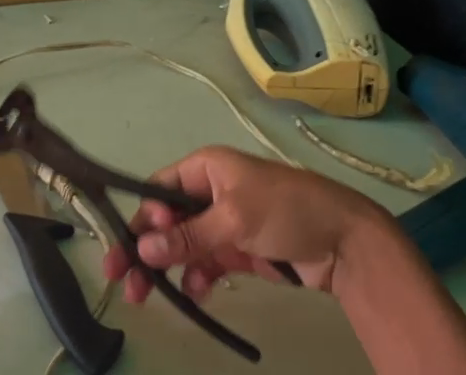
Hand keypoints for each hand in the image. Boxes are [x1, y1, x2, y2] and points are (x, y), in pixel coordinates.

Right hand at [104, 147, 465, 374]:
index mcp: (206, 169)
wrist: (344, 240)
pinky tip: (195, 294)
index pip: (160, 190)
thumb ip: (188, 236)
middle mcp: (211, 192)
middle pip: (166, 220)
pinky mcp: (240, 249)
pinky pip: (206, 262)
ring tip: (148, 297)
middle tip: (120, 279)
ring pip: (183, 244)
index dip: (142, 217)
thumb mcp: (234, 219)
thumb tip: (143, 249)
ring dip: (166, 267)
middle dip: (144, 248)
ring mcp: (225, 222)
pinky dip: (196, 277)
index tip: (128, 248)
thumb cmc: (286, 211)